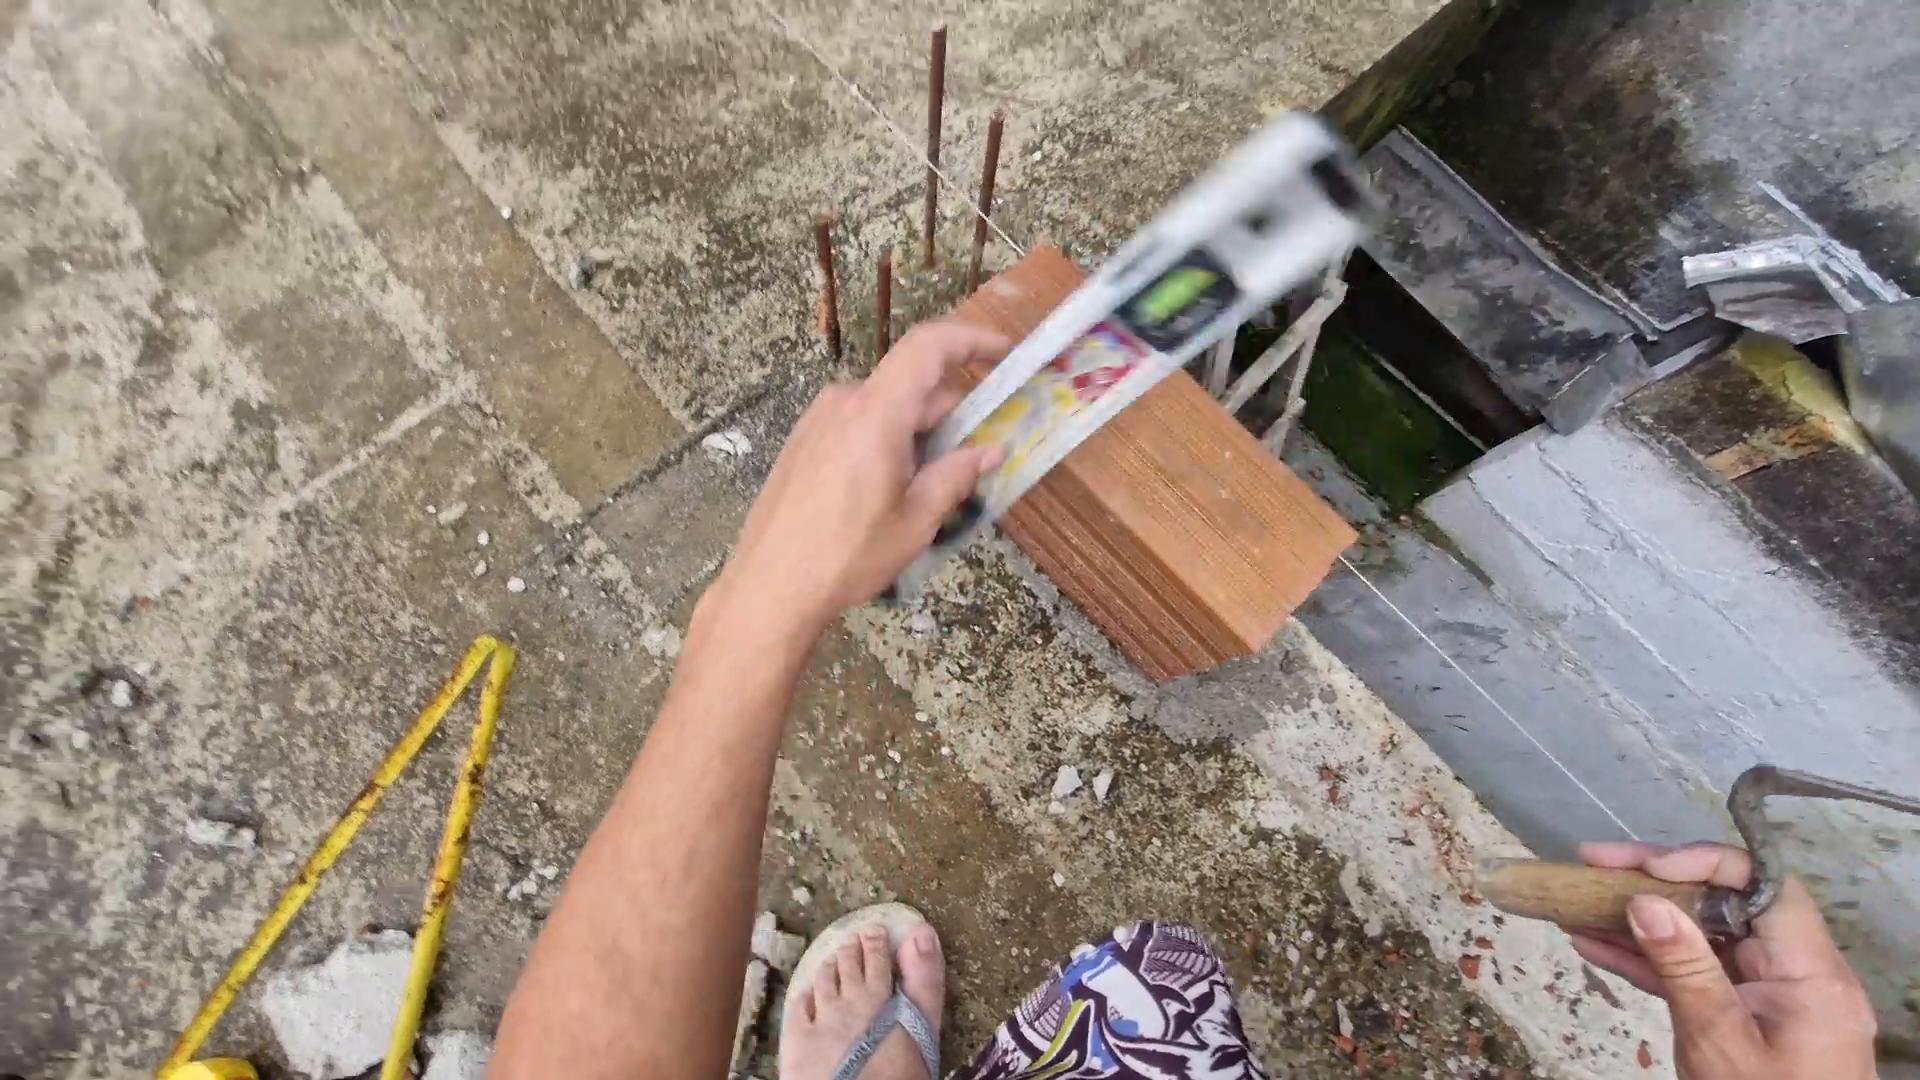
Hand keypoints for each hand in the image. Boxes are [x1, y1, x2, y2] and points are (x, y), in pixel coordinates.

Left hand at [713, 319, 1007, 631]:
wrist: (769, 586)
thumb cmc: (847, 556)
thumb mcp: (916, 521)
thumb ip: (956, 476)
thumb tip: (990, 450)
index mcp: (876, 413)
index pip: (929, 347)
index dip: (972, 340)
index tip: (1004, 353)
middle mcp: (844, 402)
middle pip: (912, 388)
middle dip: (950, 418)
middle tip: (972, 464)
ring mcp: (818, 421)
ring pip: (886, 410)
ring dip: (917, 436)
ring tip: (926, 492)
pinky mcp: (803, 442)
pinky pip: (858, 425)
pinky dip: (887, 443)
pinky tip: (887, 493)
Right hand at [1568, 842, 1877, 1079]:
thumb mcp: (1719, 1038)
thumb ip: (1685, 968)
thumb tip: (1643, 901)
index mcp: (1808, 973)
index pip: (1765, 887)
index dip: (1705, 861)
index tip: (1644, 867)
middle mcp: (1790, 971)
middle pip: (1719, 899)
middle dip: (1648, 879)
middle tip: (1588, 863)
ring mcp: (1761, 989)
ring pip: (1692, 929)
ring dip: (1630, 914)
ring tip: (1572, 901)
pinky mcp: (1735, 1006)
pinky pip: (1684, 965)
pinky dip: (1636, 952)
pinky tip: (1587, 944)